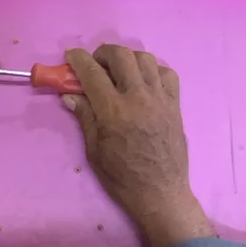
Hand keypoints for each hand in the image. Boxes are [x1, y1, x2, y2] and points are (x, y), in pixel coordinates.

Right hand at [61, 45, 213, 246]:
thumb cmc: (122, 177)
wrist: (160, 193)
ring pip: (146, 59)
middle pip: (121, 55)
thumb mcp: (94, 150)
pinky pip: (167, 73)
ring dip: (129, 59)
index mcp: (114, 110)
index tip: (71, 55)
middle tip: (96, 64)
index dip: (78, 59)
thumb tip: (70, 95)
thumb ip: (84, 117)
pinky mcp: (175, 104)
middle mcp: (138, 97)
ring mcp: (160, 98)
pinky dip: (154, 71)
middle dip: (104, 53)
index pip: (92, 72)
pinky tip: (145, 82)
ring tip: (120, 72)